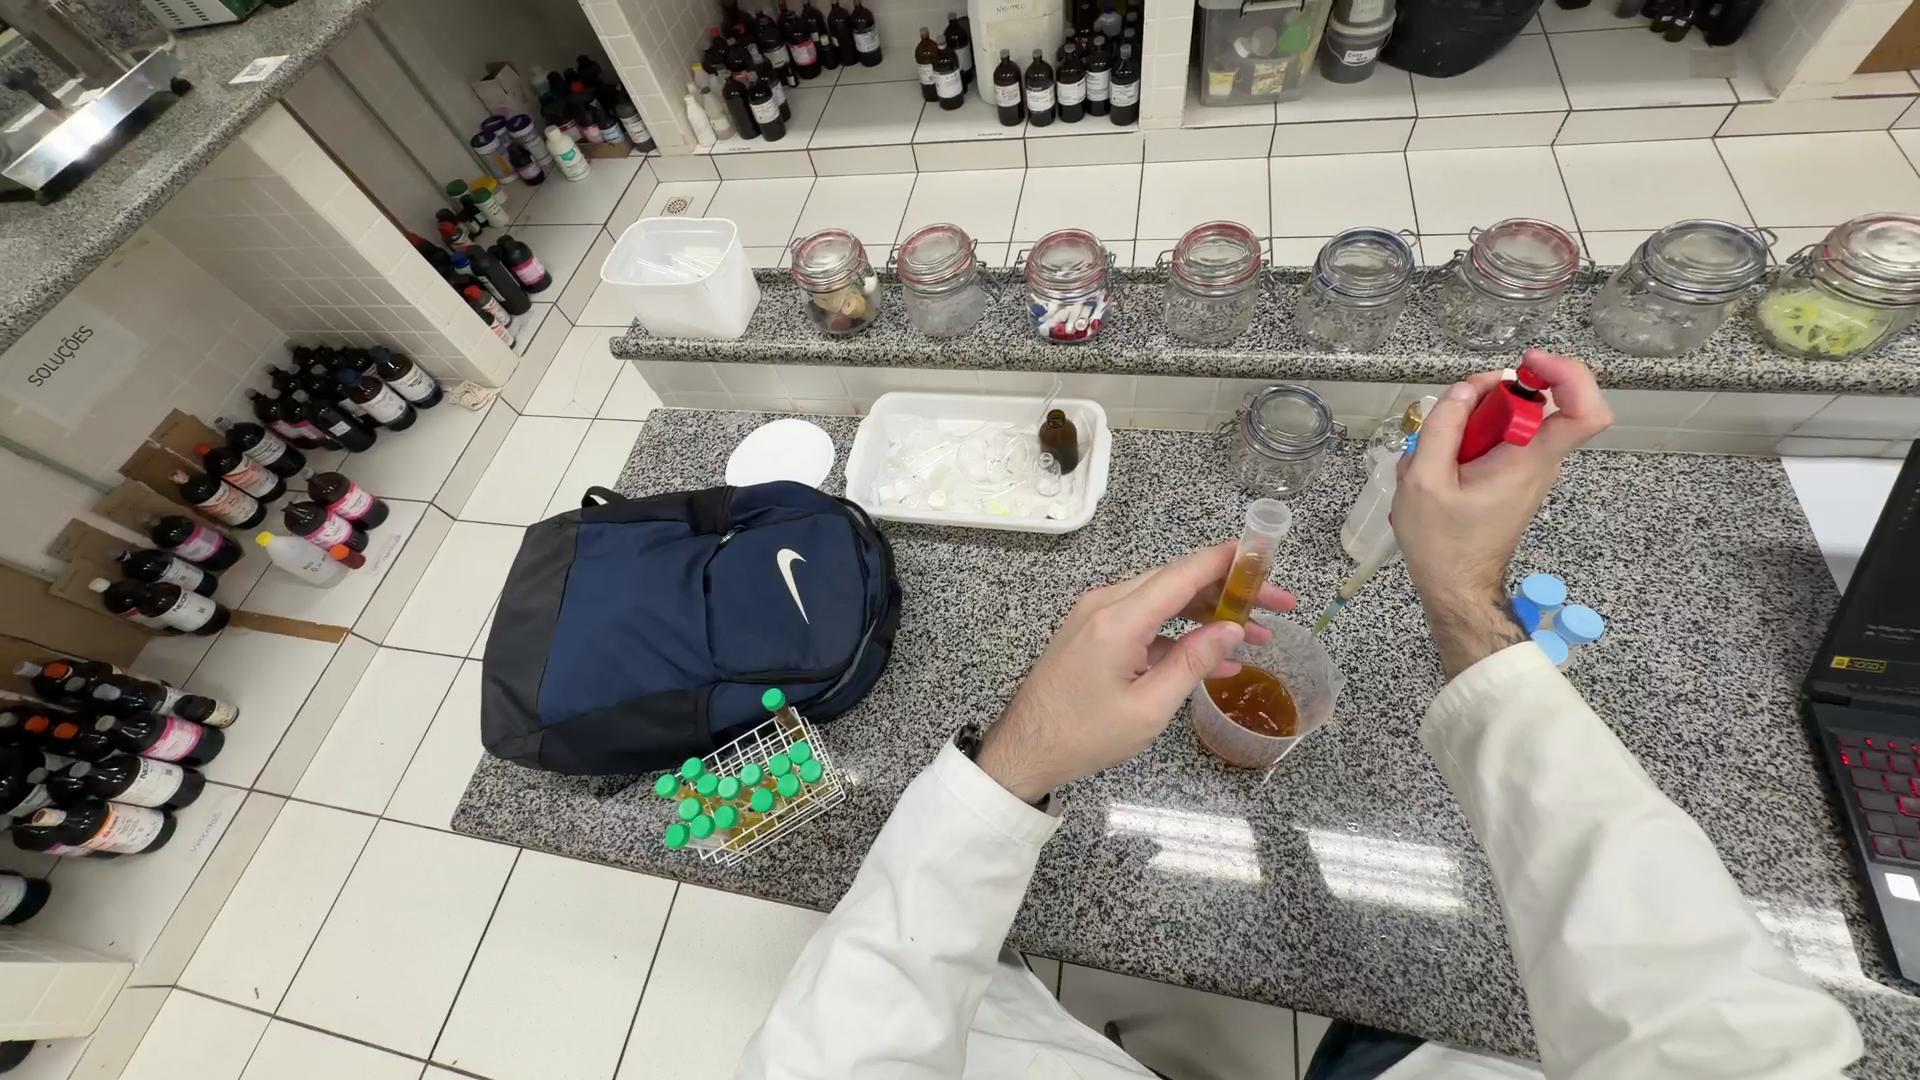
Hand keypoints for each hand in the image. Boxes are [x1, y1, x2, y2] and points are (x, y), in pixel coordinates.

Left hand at [976, 542, 1296, 802]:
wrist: (1026, 748)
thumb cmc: (1084, 736)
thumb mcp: (1149, 708)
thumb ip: (1192, 663)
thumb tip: (1232, 630)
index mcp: (1118, 619)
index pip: (1181, 574)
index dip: (1225, 560)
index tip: (1263, 554)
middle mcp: (1104, 604)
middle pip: (1175, 582)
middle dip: (1228, 590)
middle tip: (1276, 604)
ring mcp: (1094, 616)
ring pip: (1161, 599)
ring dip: (1207, 612)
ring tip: (1256, 632)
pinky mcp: (1091, 631)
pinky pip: (1143, 620)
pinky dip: (1177, 632)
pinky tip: (1213, 654)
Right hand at [1391, 349, 1612, 677]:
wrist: (1454, 586)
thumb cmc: (1440, 540)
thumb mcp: (1422, 481)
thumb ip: (1441, 429)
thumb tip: (1464, 390)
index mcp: (1528, 462)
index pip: (1585, 410)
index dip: (1568, 374)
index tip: (1527, 364)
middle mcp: (1539, 463)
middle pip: (1538, 408)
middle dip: (1493, 397)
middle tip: (1453, 408)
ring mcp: (1527, 474)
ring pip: (1513, 426)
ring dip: (1472, 425)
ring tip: (1431, 451)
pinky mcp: (1512, 482)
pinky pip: (1500, 445)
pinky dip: (1469, 443)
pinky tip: (1436, 467)